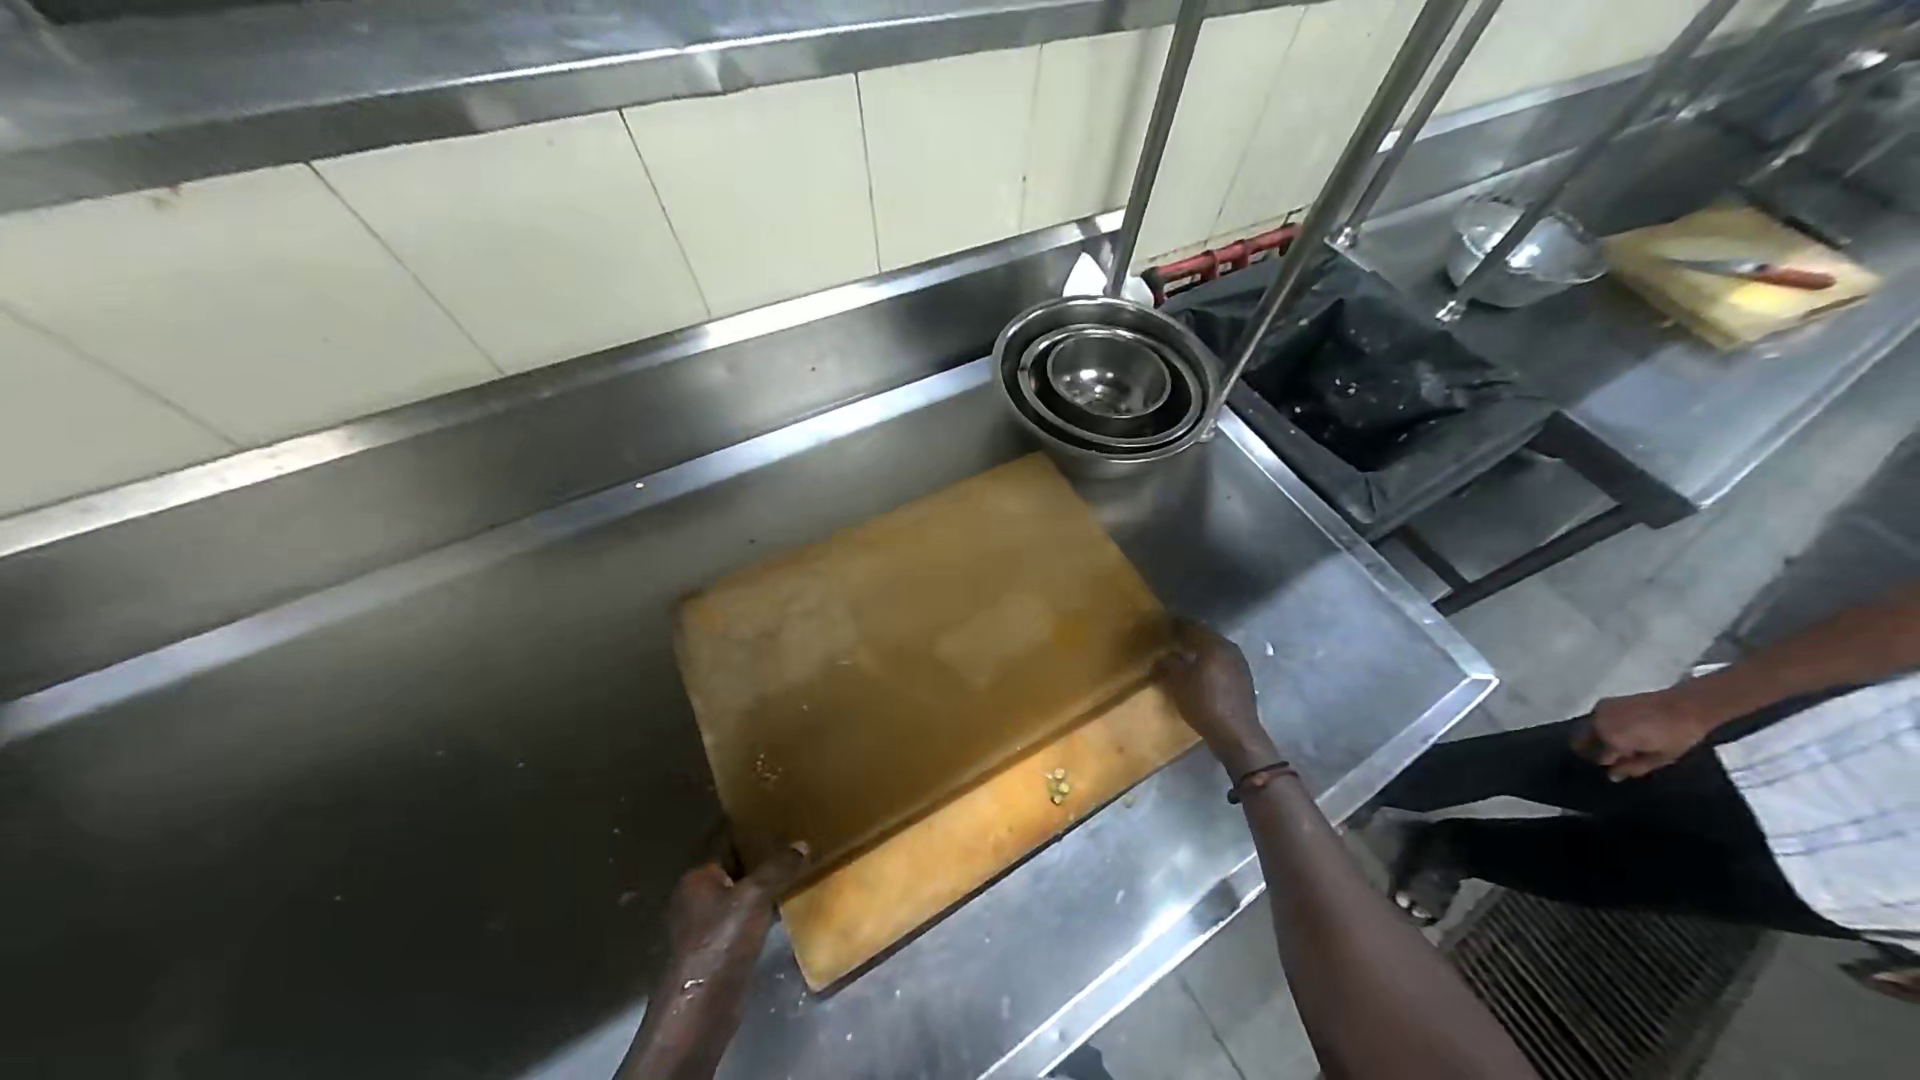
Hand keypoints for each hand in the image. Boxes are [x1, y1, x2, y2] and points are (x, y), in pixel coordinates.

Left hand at [620, 843, 808, 1079]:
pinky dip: (762, 902)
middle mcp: (697, 895)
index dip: (745, 823)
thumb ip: (778, 868)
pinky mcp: (718, 945)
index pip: (722, 837)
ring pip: (738, 888)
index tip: (771, 807)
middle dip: (758, 849)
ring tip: (793, 860)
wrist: (701, 1010)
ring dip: (762, 877)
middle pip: (731, 862)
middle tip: (791, 830)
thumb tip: (802, 844)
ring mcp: (706, 922)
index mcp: (697, 876)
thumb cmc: (720, 944)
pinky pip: (743, 911)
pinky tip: (784, 898)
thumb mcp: (754, 897)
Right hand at [1156, 617, 1280, 776]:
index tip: (1164, 625)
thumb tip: (1165, 655)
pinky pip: (1222, 663)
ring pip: (1215, 651)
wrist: (1236, 734)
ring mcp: (1240, 665)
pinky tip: (1200, 672)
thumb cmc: (1204, 703)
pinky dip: (1210, 663)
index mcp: (1215, 645)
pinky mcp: (1243, 680)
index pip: (1192, 627)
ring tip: (1184, 656)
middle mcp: (1230, 649)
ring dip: (1200, 651)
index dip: (1177, 625)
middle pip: (1206, 637)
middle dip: (1189, 637)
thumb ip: (1170, 663)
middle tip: (1172, 639)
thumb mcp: (1178, 682)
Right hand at [1574, 689, 1717, 780]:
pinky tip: (1623, 728)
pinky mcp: (1603, 703)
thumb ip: (1633, 768)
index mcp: (1611, 740)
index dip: (1610, 763)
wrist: (1684, 707)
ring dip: (1597, 738)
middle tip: (1612, 755)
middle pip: (1580, 741)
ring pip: (1585, 729)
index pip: (1597, 757)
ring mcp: (1598, 711)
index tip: (1621, 765)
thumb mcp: (1659, 758)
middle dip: (1591, 750)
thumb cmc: (1676, 737)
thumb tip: (1611, 775)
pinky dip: (1602, 727)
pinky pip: (1594, 719)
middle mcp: (1597, 724)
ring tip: (1621, 741)